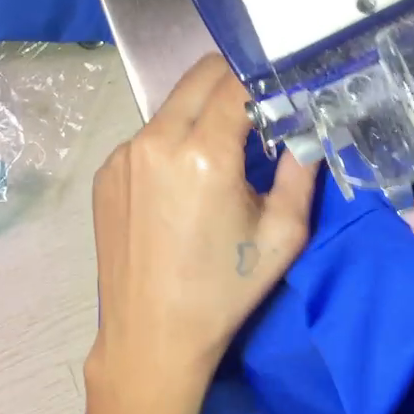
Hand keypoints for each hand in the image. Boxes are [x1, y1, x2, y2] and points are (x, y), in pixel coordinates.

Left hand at [88, 56, 318, 404]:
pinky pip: (146, 137)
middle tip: (256, 112)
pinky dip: (170, 143)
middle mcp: (155, 141)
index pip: (234, 80)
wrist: (151, 336)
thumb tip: (308, 130)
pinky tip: (180, 186)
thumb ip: (301, 172)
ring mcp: (122, 156)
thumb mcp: (282, 236)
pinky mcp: (105, 173)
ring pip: (170, 106)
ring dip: (200, 114)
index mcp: (203, 153)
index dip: (263, 78)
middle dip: (231, 83)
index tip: (281, 92)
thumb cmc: (223, 291)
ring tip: (219, 157)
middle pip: (198, 77)